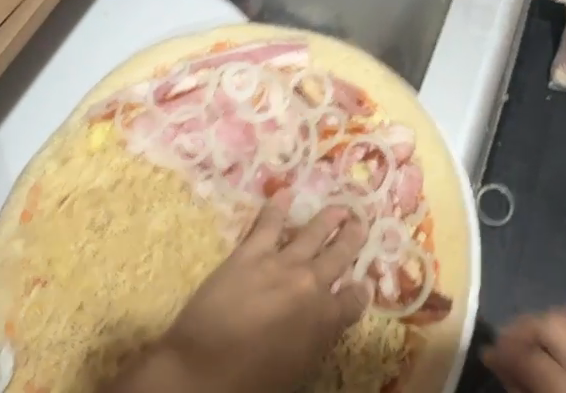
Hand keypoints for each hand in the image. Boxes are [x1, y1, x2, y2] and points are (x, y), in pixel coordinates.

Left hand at [105, 192, 369, 392]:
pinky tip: (285, 192)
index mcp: (326, 320)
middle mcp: (311, 285)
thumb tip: (323, 322)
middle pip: (340, 255)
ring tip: (340, 207)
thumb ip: (317, 338)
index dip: (360, 291)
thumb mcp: (299, 368)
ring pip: (313, 232)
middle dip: (353, 238)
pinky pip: (269, 224)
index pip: (355, 300)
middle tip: (361, 223)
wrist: (204, 371)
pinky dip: (278, 206)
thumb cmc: (253, 381)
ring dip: (329, 218)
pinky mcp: (251, 253)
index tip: (361, 283)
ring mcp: (282, 264)